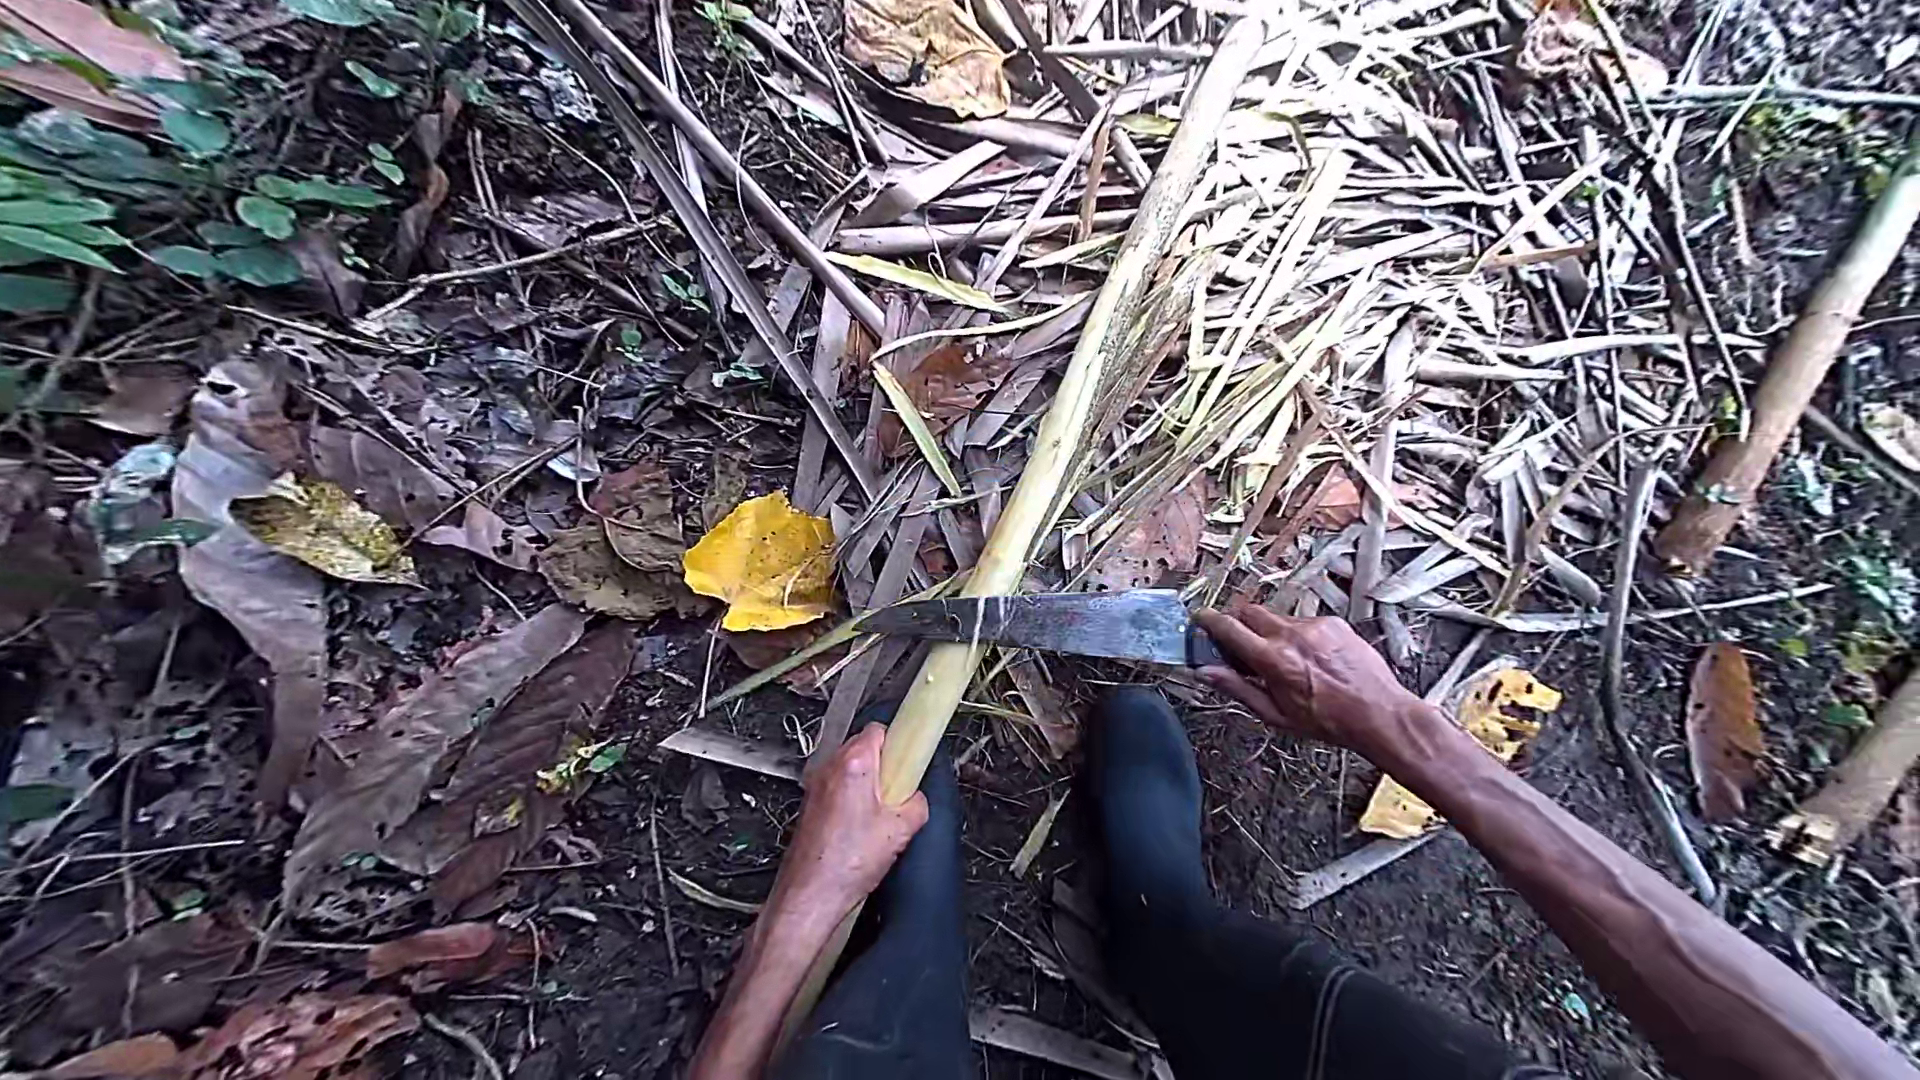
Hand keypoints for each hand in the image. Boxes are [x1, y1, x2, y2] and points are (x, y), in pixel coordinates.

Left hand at [774, 723, 928, 919]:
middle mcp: (830, 767)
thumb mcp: (901, 830)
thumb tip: (916, 798)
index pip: (880, 729)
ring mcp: (817, 785)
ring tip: (878, 816)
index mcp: (854, 763)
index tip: (909, 756)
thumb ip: (917, 803)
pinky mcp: (811, 803)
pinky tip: (860, 829)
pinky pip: (839, 787)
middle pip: (865, 747)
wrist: (809, 897)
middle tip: (897, 792)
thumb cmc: (844, 865)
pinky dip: (852, 799)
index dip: (898, 742)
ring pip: (851, 768)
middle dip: (885, 766)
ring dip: (868, 783)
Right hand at [1193, 605, 1428, 756]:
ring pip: (1275, 617)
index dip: (1208, 620)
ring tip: (1282, 657)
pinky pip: (1302, 621)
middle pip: (1248, 612)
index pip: (1228, 627)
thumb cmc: (1330, 722)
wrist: (1382, 715)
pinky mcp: (1333, 623)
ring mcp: (1314, 626)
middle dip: (1238, 623)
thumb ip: (1236, 688)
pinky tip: (1308, 656)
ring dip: (1268, 631)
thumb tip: (1206, 672)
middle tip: (1238, 641)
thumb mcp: (1275, 714)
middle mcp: (1292, 636)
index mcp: (1273, 660)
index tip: (1201, 618)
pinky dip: (1296, 634)